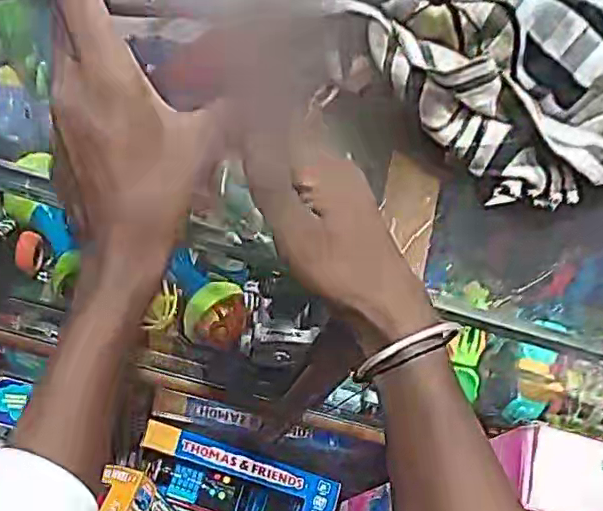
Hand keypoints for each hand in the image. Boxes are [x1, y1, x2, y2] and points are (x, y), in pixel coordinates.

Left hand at [49, 0, 226, 280]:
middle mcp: (69, 87)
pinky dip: (85, 94)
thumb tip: (247, 87)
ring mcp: (57, 118)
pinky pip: (65, 101)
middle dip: (91, 14)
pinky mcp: (55, 145)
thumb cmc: (157, 199)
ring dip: (88, 54)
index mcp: (103, 73)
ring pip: (63, 60)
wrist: (121, 254)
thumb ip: (223, 104)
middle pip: (64, 20)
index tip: (115, 3)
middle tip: (124, 25)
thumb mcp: (199, 145)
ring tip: (125, 70)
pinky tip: (114, 116)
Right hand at [241, 110, 437, 351]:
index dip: (250, 118)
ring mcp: (343, 184)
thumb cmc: (337, 270)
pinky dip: (285, 177)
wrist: (383, 302)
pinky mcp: (344, 204)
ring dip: (271, 154)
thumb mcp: (295, 232)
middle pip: (290, 136)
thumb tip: (246, 132)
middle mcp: (336, 164)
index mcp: (322, 165)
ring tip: (237, 156)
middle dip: (258, 132)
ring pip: (299, 157)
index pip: (279, 124)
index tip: (219, 116)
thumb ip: (270, 184)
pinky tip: (270, 190)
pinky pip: (307, 178)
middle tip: (220, 136)